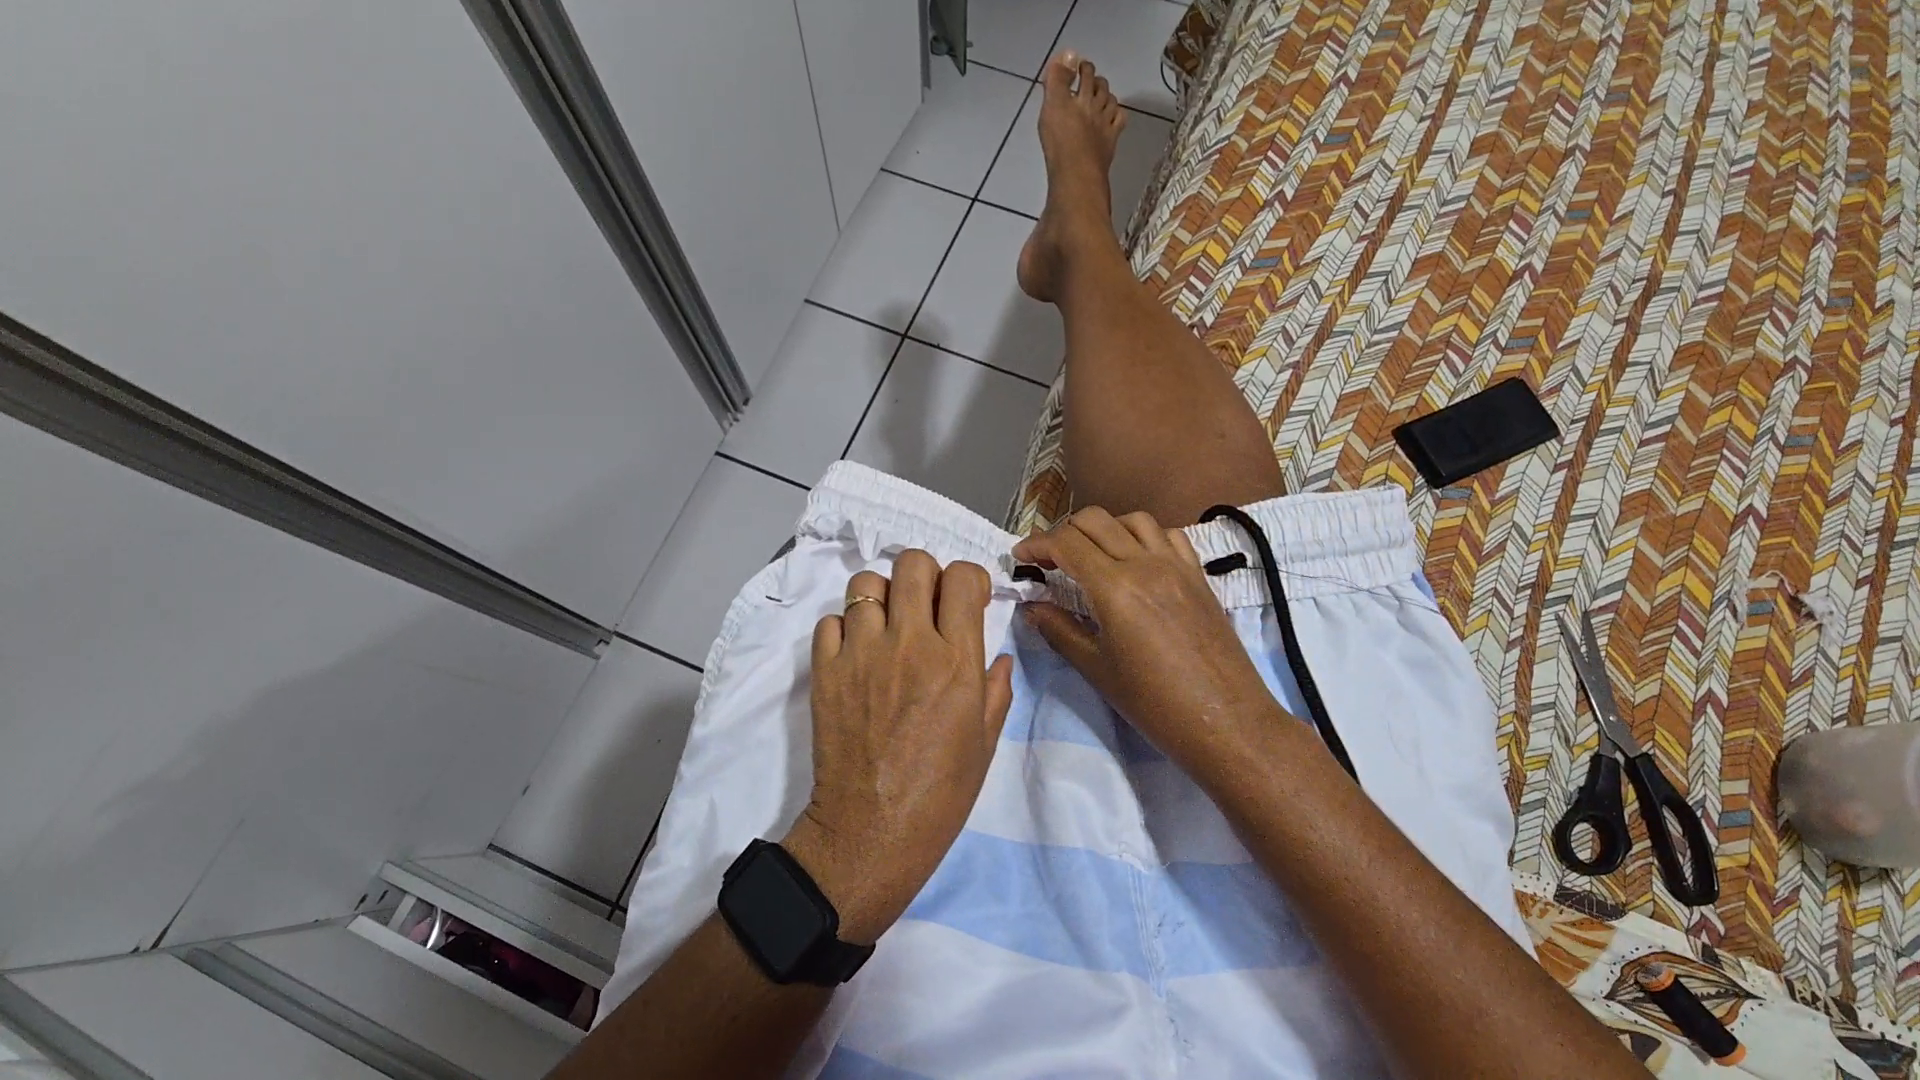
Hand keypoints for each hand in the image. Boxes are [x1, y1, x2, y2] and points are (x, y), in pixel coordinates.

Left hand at [782, 551, 1014, 944]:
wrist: (872, 830)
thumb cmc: (941, 793)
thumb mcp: (984, 742)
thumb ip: (996, 690)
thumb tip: (1000, 657)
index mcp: (956, 660)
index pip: (963, 577)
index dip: (969, 580)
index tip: (967, 601)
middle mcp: (909, 644)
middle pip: (913, 564)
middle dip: (926, 576)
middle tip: (927, 606)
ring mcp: (861, 653)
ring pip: (867, 583)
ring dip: (883, 597)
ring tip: (888, 626)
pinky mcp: (825, 670)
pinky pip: (831, 620)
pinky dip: (846, 628)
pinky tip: (857, 655)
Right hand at [1013, 507, 1288, 772]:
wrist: (1226, 722)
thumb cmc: (1154, 704)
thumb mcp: (1097, 670)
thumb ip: (1060, 630)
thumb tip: (1032, 607)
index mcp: (1116, 588)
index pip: (1067, 543)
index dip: (1037, 545)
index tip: (1020, 559)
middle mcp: (1146, 564)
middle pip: (1095, 521)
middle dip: (1063, 533)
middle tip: (1048, 560)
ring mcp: (1177, 566)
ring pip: (1132, 520)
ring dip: (1103, 528)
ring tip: (1089, 554)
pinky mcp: (1198, 576)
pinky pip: (1167, 535)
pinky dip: (1142, 535)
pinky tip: (1134, 559)